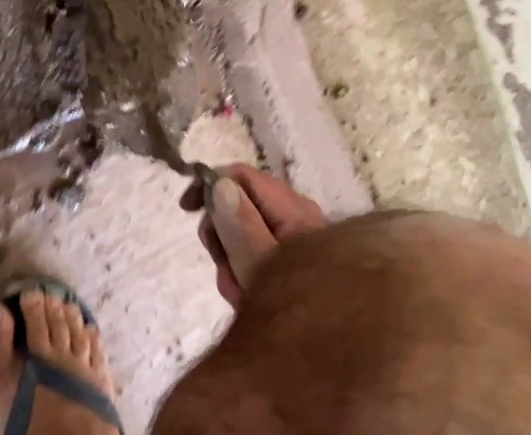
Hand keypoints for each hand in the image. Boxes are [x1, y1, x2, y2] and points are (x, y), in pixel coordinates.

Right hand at [186, 163, 328, 304]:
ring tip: (238, 295)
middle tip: (220, 267)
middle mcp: (298, 216)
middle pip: (240, 204)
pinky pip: (259, 254)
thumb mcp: (260, 265)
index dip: (210, 184)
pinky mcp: (299, 262)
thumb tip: (219, 183)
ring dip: (231, 261)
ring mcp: (299, 240)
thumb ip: (239, 223)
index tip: (186, 210)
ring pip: (246, 233)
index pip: (242, 175)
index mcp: (293, 208)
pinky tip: (249, 300)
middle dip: (221, 235)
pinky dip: (247, 272)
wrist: (344, 356)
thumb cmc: (302, 305)